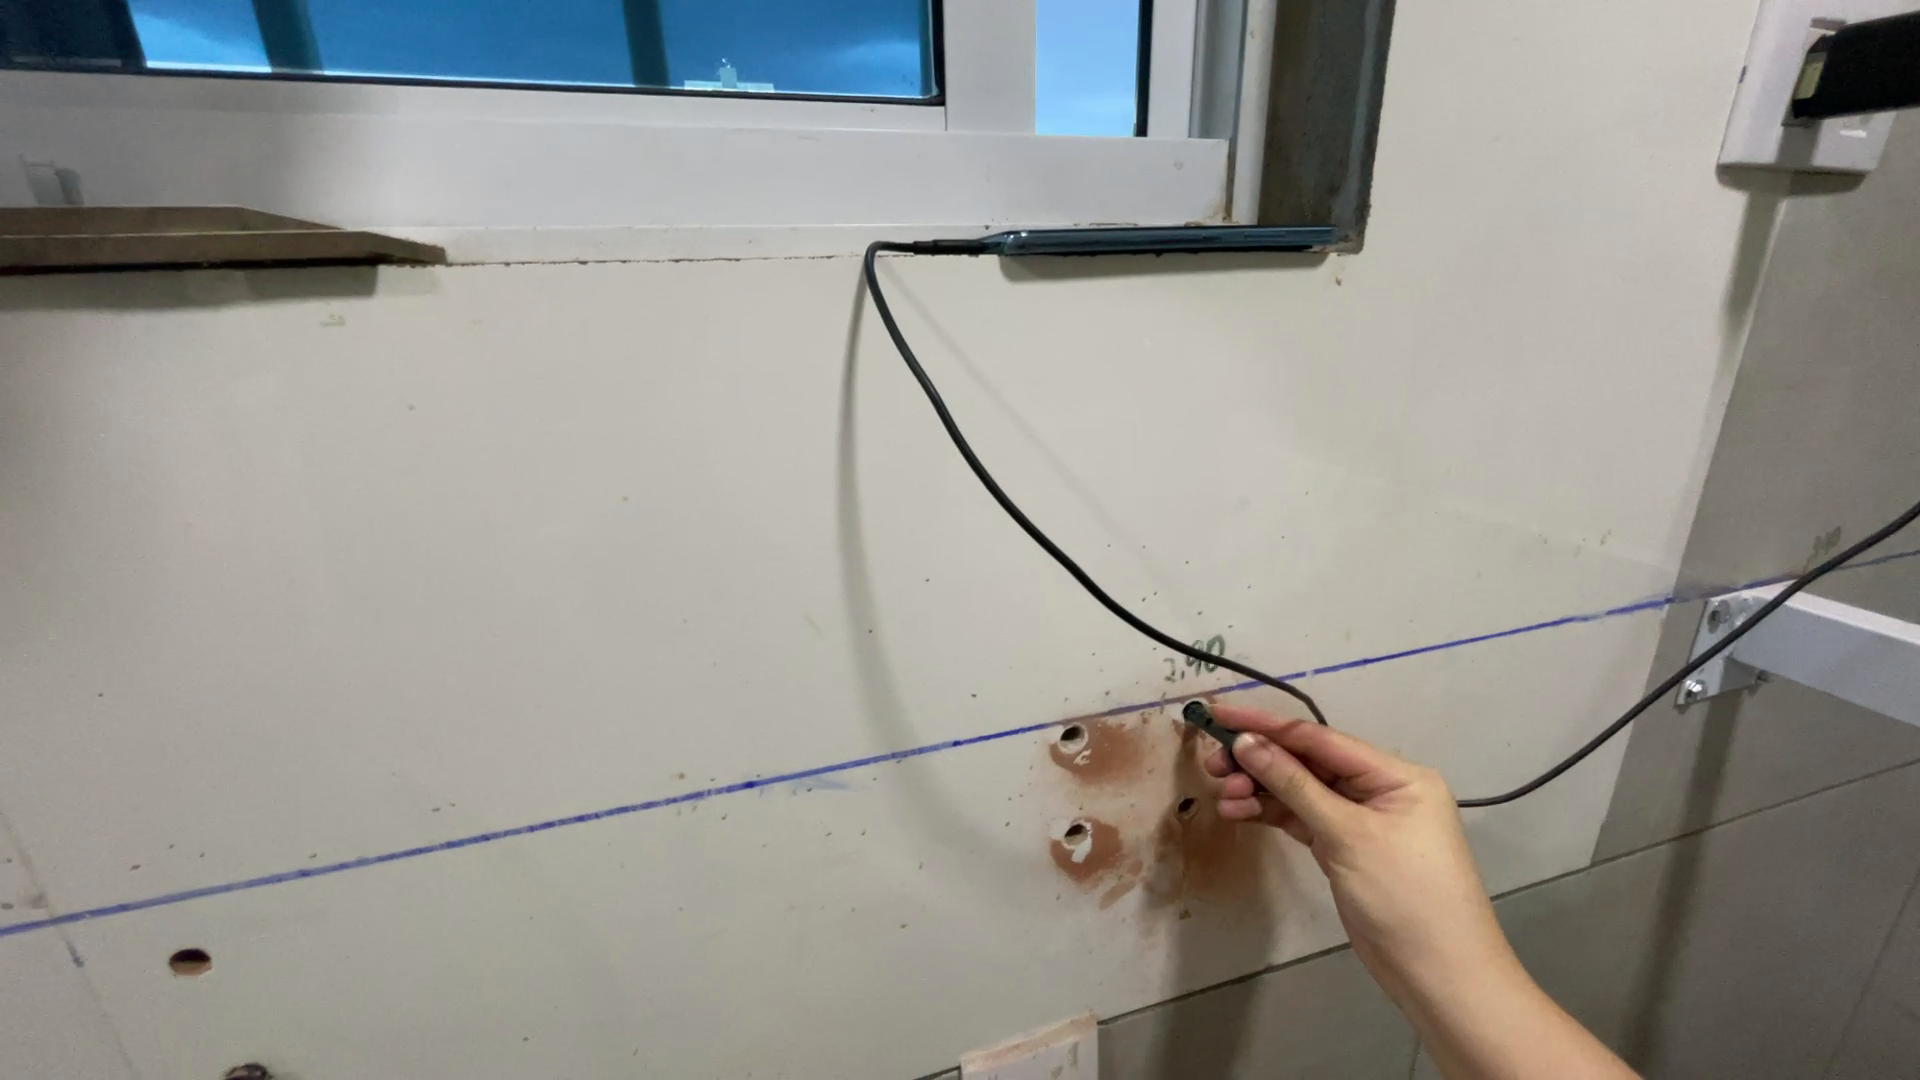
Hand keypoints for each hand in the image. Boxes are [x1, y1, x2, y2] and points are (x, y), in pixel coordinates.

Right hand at [1203, 706, 1517, 1006]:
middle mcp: (1377, 788)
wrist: (1439, 978)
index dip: (1265, 725)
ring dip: (1258, 789)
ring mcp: (1358, 818)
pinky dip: (1268, 813)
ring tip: (1222, 796)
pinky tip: (1237, 812)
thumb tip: (1245, 741)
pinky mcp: (1342, 845)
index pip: (1318, 738)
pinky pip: (1298, 816)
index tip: (1218, 714)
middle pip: (1304, 761)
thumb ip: (1293, 783)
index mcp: (1394, 775)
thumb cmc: (1404, 896)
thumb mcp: (1346, 834)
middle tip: (1213, 765)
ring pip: (1297, 789)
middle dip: (1257, 760)